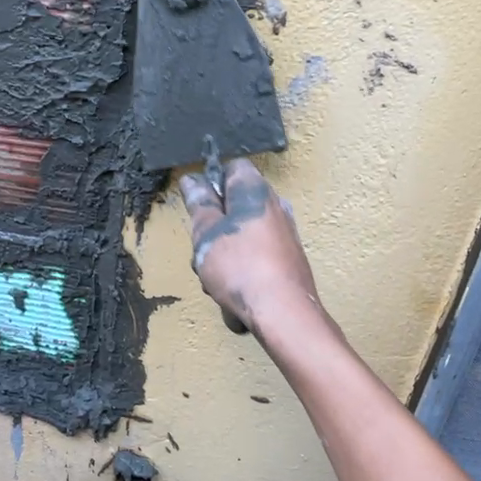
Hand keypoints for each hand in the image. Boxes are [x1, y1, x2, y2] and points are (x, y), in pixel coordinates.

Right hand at [178, 158, 321, 332]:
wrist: (283, 312)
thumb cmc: (239, 268)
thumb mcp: (206, 233)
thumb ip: (199, 204)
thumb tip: (192, 180)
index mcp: (255, 191)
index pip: (232, 167)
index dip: (210, 181)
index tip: (196, 205)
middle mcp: (275, 206)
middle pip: (235, 205)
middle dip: (213, 225)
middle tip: (202, 247)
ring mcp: (284, 234)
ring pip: (242, 234)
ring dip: (222, 252)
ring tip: (214, 277)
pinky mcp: (287, 260)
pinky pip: (255, 255)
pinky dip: (239, 268)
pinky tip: (231, 290)